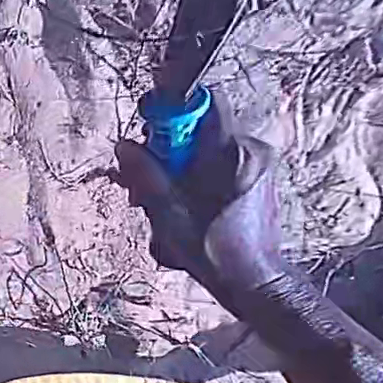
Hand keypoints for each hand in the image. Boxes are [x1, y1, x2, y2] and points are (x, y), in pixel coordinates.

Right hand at [113, 94, 287, 298]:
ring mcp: (258, 163)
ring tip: (161, 198)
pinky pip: (217, 159)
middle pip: (198, 126)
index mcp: (231, 154)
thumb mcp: (167, 212)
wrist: (252, 280)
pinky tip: (181, 201)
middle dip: (165, 148)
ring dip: (176, 165)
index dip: (171, 110)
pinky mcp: (257, 175)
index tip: (150, 134)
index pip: (205, 102)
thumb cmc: (212, 249)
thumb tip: (125, 145)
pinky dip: (194, 174)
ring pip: (204, 145)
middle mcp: (250, 151)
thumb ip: (145, 173)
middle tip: (146, 178)